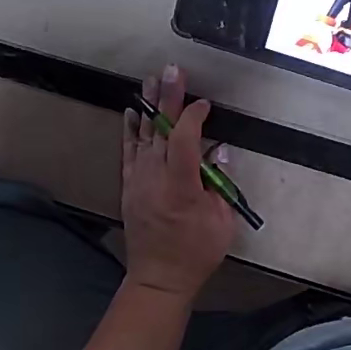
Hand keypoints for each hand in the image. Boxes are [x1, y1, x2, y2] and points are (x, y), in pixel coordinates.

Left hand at [119, 65, 235, 300]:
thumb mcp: (222, 223)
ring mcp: (139, 179)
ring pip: (144, 135)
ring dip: (150, 106)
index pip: (184, 139)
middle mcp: (155, 177)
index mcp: (181, 187)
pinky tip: (133, 111)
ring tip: (152, 80)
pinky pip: (128, 151)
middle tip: (173, 71)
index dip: (193, 116)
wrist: (158, 278)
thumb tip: (219, 153)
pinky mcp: (129, 185)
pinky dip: (131, 130)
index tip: (205, 105)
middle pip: (161, 129)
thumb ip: (221, 185)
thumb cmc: (196, 252)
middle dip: (168, 97)